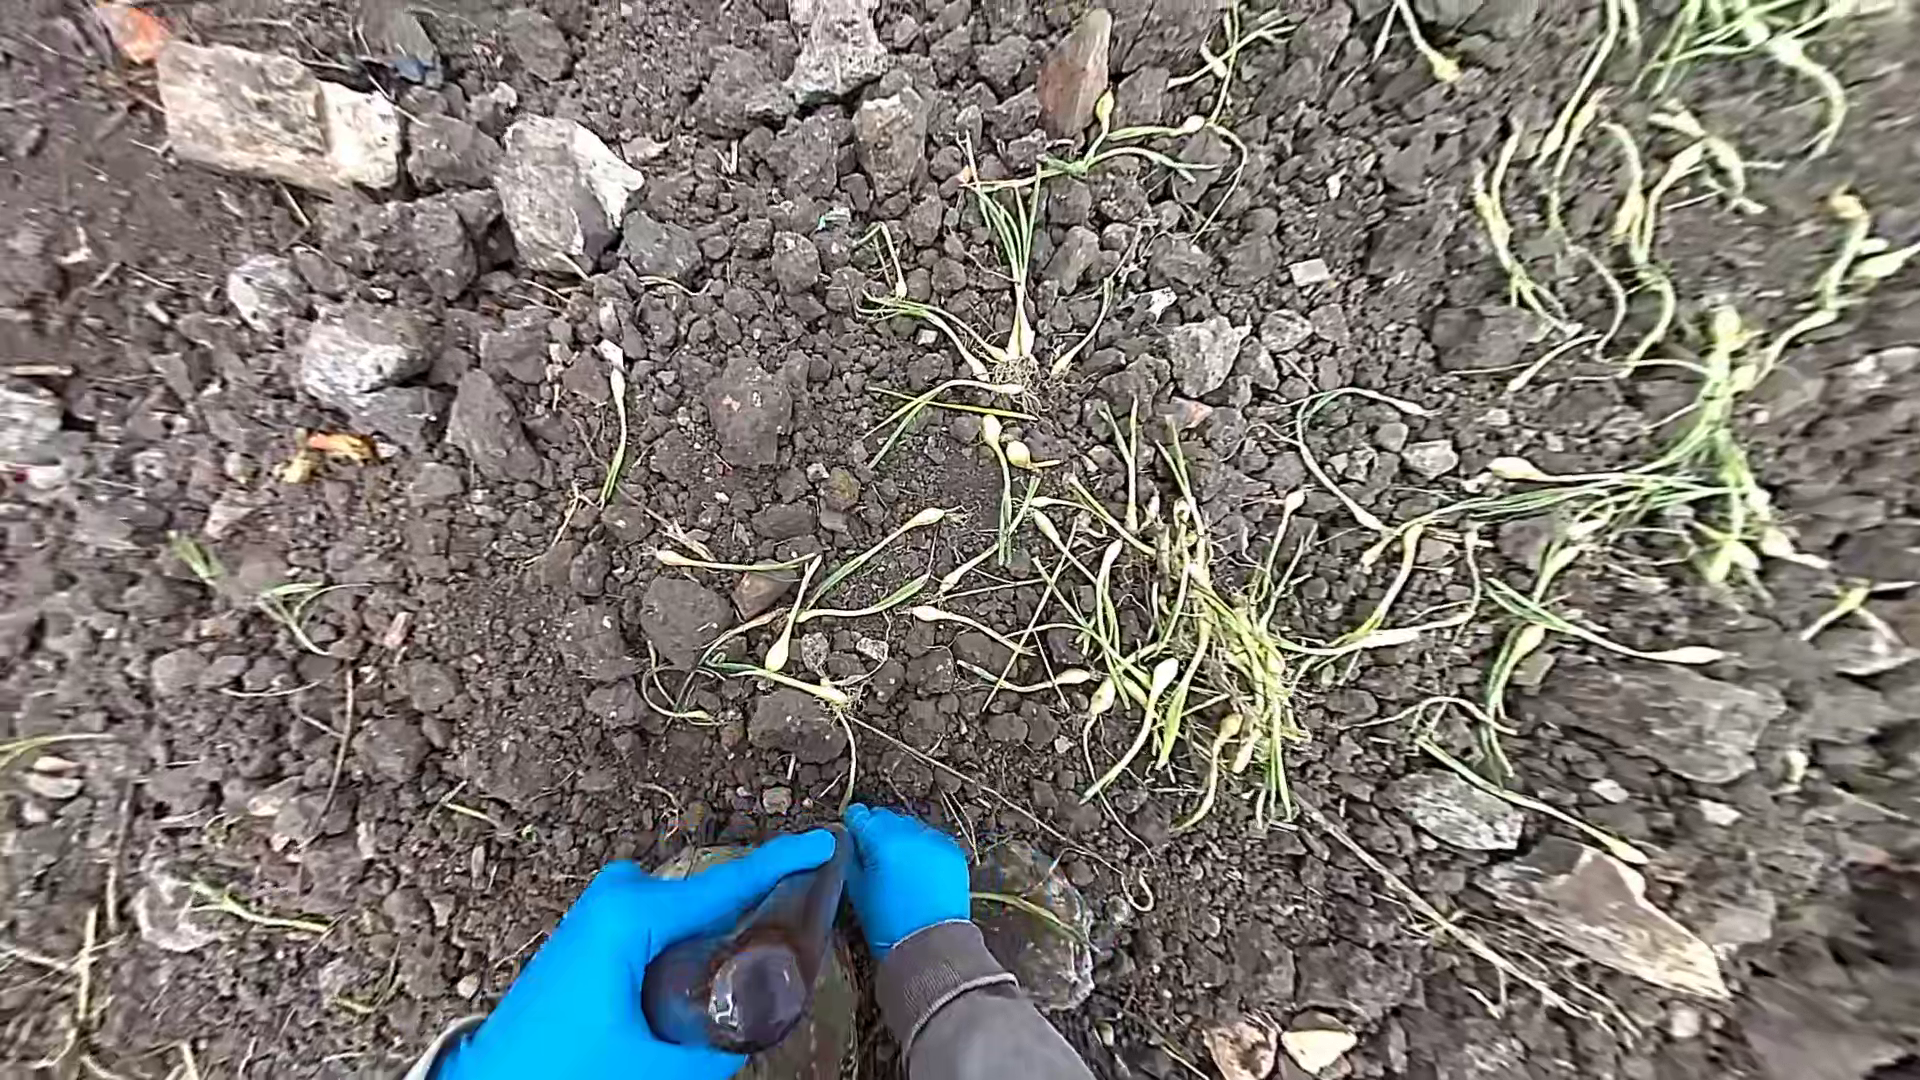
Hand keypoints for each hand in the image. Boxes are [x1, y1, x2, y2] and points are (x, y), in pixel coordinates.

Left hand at [434, 830, 834, 1079]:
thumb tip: (757, 1038)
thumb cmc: (558, 1074)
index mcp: (633, 913)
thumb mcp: (643, 1071)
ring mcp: (611, 898)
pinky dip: (700, 927)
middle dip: (759, 899)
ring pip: (693, 903)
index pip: (727, 884)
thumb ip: (711, 1055)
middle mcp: (624, 890)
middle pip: (713, 891)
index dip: (783, 861)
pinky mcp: (604, 915)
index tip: (824, 842)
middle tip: (801, 908)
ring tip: (762, 940)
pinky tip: (717, 950)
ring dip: (728, 919)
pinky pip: (671, 912)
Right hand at [843, 804, 970, 959]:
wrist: (931, 947)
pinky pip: (932, 841)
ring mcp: (934, 839)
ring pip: (911, 827)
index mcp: (882, 840)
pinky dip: (925, 850)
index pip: (861, 815)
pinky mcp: (952, 850)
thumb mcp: (859, 891)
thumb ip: (852, 859)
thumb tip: (850, 840)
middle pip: (887, 818)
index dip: (855, 823)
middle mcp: (910, 832)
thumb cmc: (887, 925)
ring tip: (901, 866)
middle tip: (877, 855)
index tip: (854, 832)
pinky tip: (921, 872)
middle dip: (879, 832)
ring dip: (903, 840)